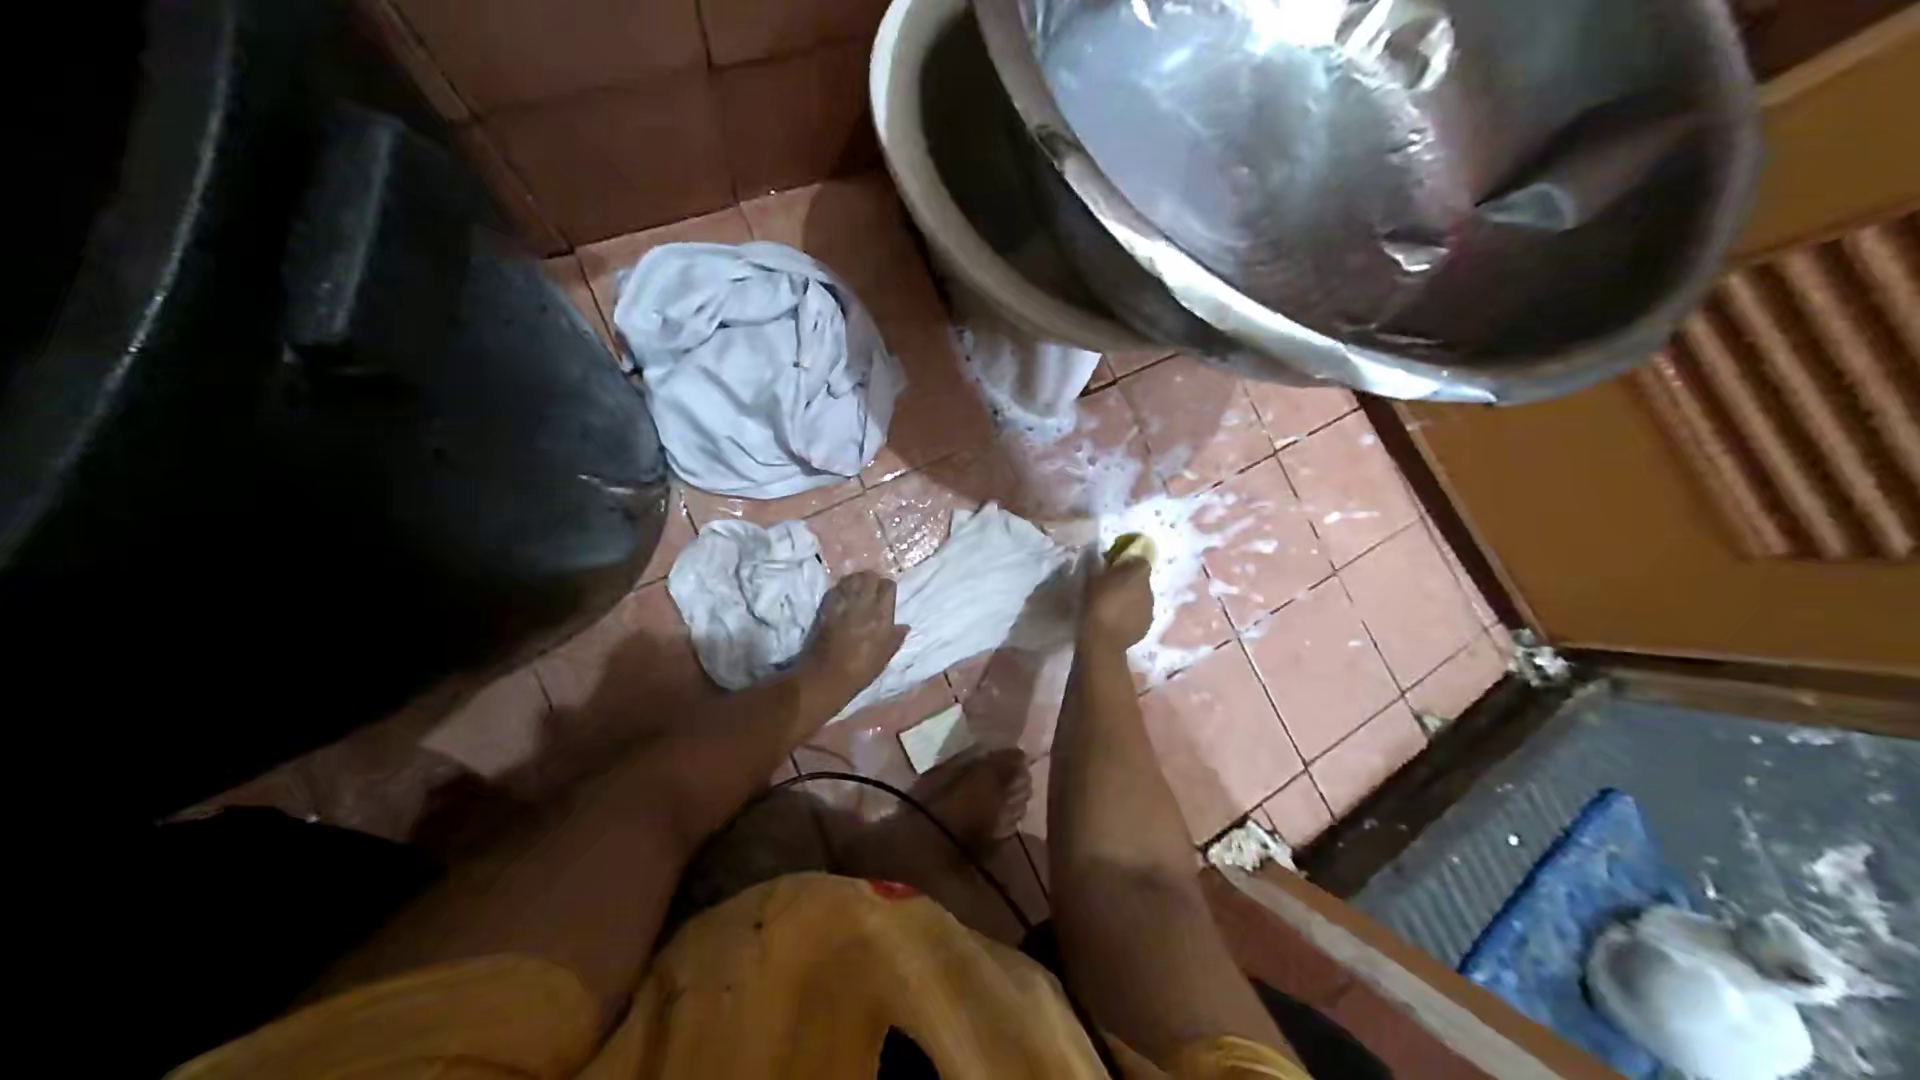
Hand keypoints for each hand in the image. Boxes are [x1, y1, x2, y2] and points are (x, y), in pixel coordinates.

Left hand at [806, 572, 907, 692]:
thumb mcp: (885, 657)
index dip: (887, 587)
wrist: (827, 675)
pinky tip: (842, 595)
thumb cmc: (861, 670)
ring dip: (856, 580)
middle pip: (869, 577)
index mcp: (882, 615)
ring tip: (857, 587)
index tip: (886, 594)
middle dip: (872, 579)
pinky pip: (836, 589)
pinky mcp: (826, 607)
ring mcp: (843, 604)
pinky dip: (841, 588)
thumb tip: (904, 625)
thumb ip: (895, 638)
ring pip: (852, 579)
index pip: (888, 586)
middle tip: (871, 587)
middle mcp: (863, 604)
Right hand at [1081, 556, 1152, 647]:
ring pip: (1143, 597)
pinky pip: (1141, 613)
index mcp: (1137, 573)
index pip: (1141, 560)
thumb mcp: (1090, 580)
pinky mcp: (1148, 624)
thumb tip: (1094, 551)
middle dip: (1130, 582)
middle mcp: (1149, 588)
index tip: (1115, 569)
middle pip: (1142, 580)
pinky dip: (1133, 614)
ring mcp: (1151, 607)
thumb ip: (1095, 563)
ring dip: (1132, 599)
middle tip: (1112, 589)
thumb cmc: (1095, 604)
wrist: (1102, 639)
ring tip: (1115, 607)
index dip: (1129, 564)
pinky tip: (1119, 621)